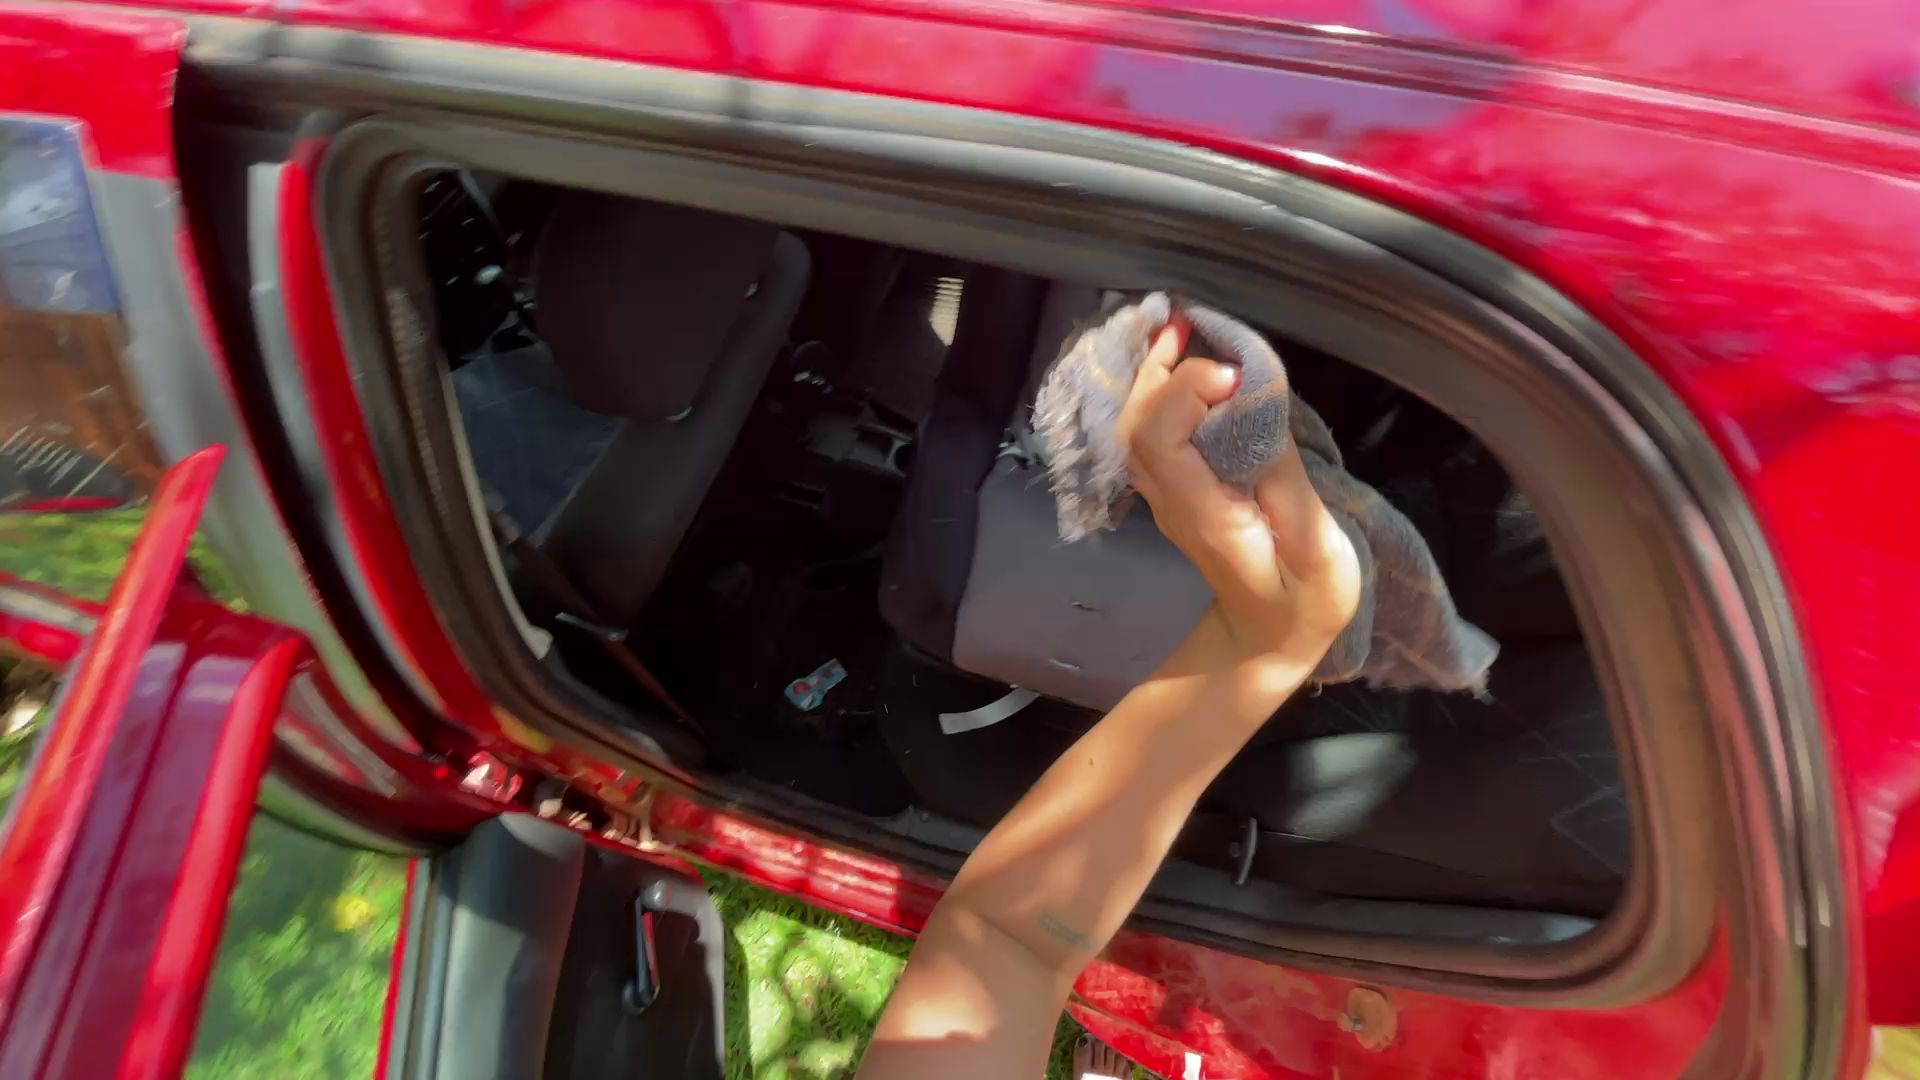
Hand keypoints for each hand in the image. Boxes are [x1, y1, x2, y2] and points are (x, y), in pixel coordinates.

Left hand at [1117, 318, 1361, 676]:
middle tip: (1186, 324)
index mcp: (1202, 512)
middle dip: (1155, 371)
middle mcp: (1170, 500)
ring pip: (1136, 431)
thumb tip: (1257, 401)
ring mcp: (1167, 498)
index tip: (1234, 374)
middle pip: (1136, 427)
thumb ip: (1282, 475)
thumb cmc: (1301, 602)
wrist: (1264, 639)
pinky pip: (1152, 439)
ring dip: (1152, 378)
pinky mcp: (1177, 493)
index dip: (1185, 393)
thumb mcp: (1315, 549)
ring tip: (1179, 331)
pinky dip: (1159, 397)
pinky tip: (1180, 368)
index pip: (1161, 439)